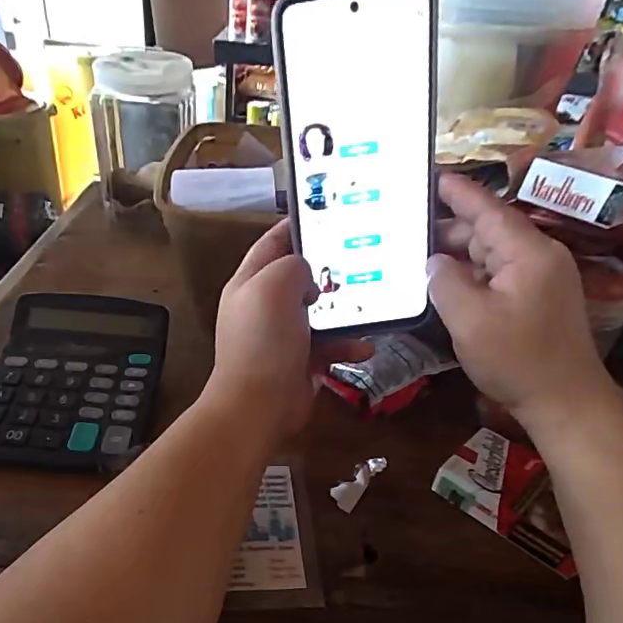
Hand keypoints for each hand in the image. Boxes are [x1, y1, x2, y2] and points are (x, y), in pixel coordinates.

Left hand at [206, 219, 371, 439]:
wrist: (259, 405)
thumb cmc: (264, 341)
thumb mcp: (274, 286)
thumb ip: (294, 266)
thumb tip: (309, 280)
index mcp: (250, 283)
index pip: (273, 244)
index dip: (297, 228)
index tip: (329, 217)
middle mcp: (265, 307)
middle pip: (300, 279)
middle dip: (329, 272)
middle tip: (360, 262)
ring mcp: (284, 337)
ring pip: (320, 314)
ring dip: (345, 312)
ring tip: (371, 305)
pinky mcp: (302, 363)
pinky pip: (330, 347)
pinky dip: (347, 346)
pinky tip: (366, 347)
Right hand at [429, 174, 615, 425]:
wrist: (565, 401)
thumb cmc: (517, 360)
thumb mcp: (469, 320)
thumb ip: (445, 282)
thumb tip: (434, 262)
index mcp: (528, 252)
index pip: (488, 209)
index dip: (459, 192)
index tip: (433, 176)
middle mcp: (541, 257)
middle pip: (491, 232)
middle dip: (452, 231)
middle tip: (411, 231)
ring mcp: (545, 280)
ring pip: (495, 257)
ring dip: (462, 258)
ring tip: (423, 259)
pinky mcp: (542, 302)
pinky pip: (503, 277)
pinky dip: (477, 278)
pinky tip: (452, 287)